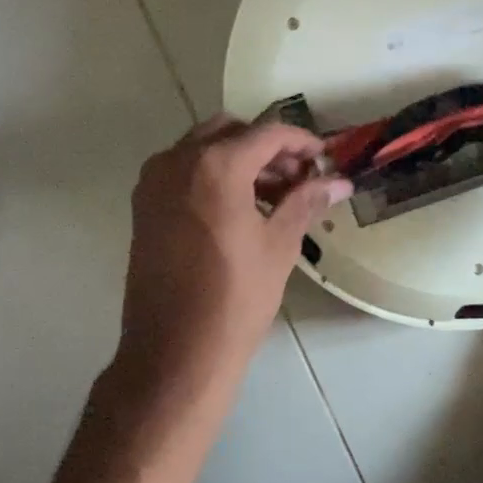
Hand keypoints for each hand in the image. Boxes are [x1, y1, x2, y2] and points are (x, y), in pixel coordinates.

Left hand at [120, 115, 351, 369]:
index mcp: (215, 166)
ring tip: (275, 196)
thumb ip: (305, 202)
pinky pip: (183, 172)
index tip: (325, 160)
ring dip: (240, 160)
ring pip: (203, 149)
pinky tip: (241, 209)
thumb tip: (338, 183)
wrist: (175, 351)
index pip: (267, 134)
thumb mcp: (279, 245)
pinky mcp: (143, 207)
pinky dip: (213, 176)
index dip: (301, 142)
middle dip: (267, 147)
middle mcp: (177, 161)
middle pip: (230, 131)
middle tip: (299, 177)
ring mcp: (153, 183)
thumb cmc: (235, 298)